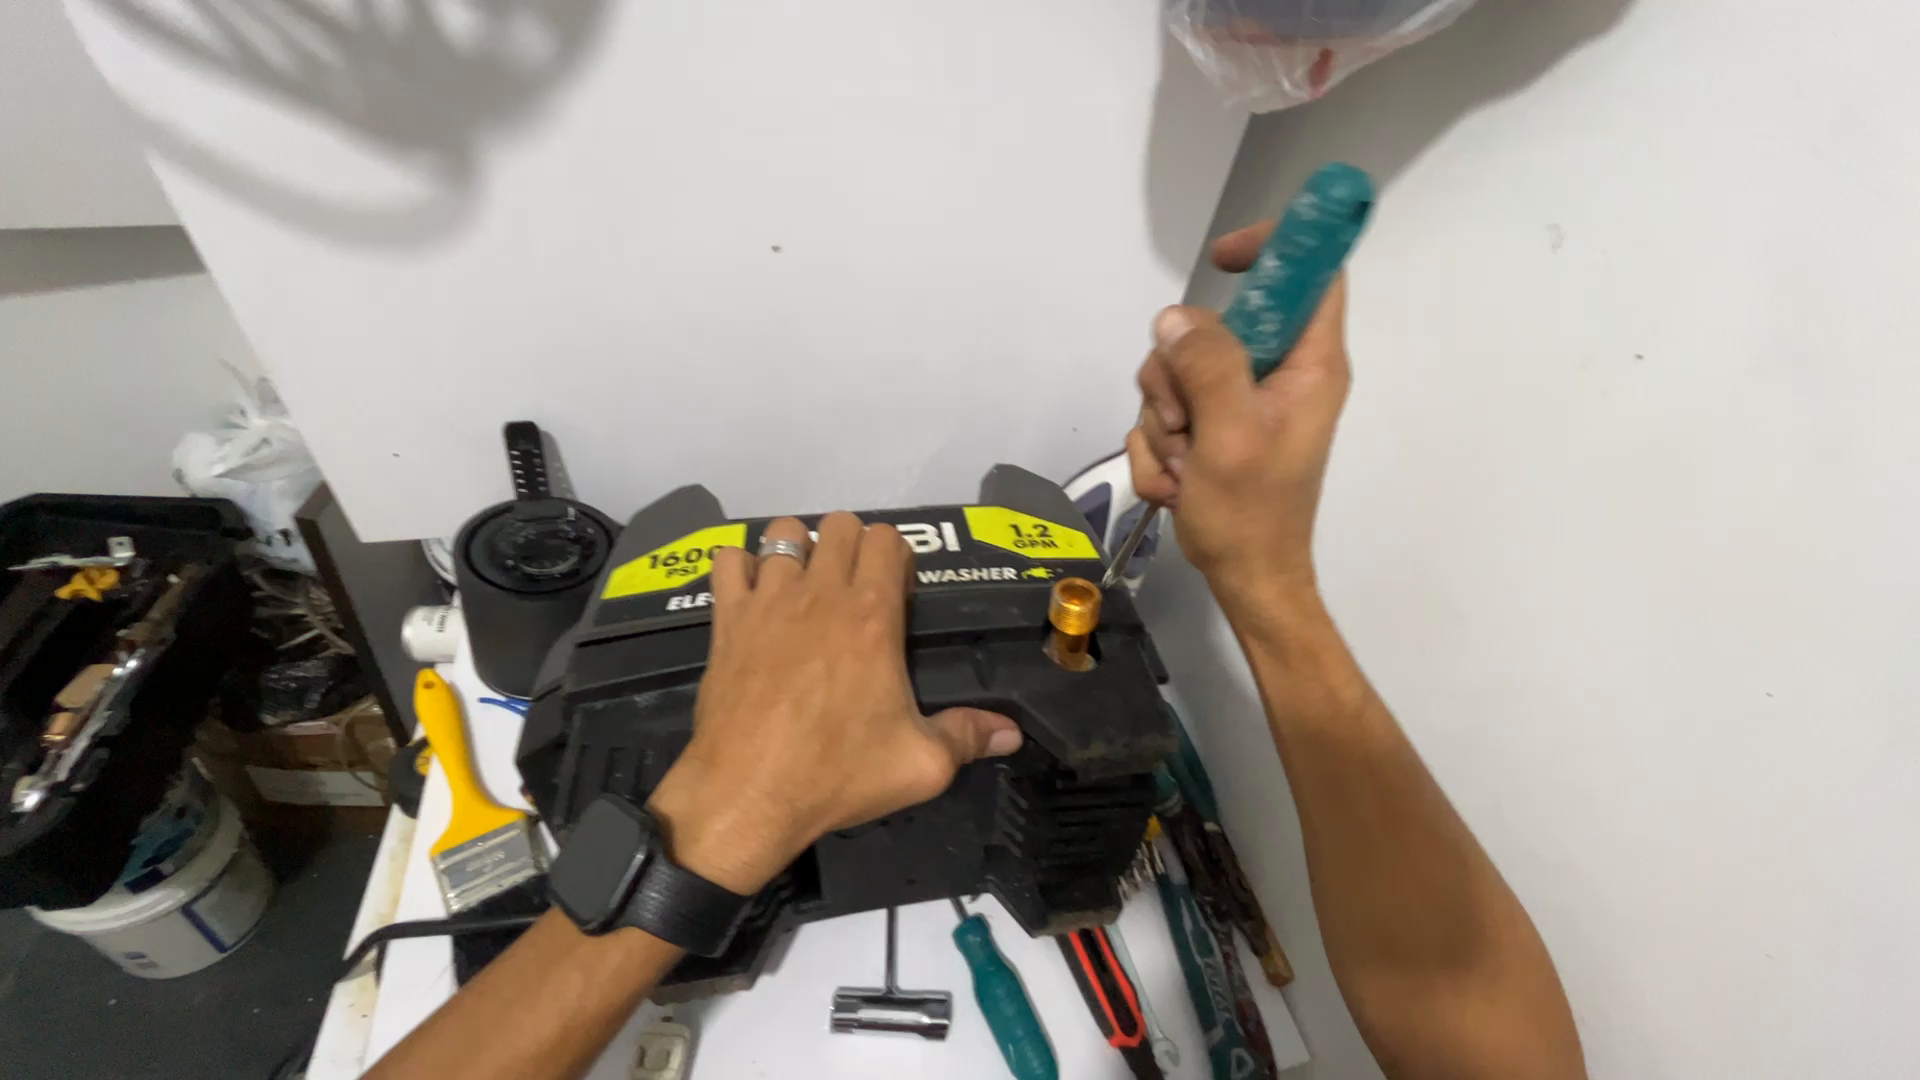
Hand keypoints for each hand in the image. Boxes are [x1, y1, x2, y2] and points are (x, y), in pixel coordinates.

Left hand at [645, 514, 1022, 893]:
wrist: (747, 796)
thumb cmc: (837, 773)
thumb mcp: (922, 765)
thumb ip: (969, 737)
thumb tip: (1012, 734)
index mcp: (873, 615)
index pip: (887, 539)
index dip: (897, 558)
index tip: (898, 594)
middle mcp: (821, 593)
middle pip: (840, 524)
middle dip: (854, 546)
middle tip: (857, 591)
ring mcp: (768, 601)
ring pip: (784, 532)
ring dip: (800, 549)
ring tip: (806, 588)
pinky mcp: (727, 619)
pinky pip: (728, 561)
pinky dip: (742, 567)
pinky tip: (754, 598)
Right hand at [1127, 220, 1350, 596]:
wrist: (1243, 576)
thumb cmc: (1252, 514)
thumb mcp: (1231, 437)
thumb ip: (1207, 369)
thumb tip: (1173, 320)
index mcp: (1307, 365)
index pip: (1309, 274)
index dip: (1274, 248)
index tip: (1221, 261)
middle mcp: (1273, 374)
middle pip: (1210, 329)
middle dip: (1177, 379)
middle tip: (1187, 426)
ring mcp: (1234, 402)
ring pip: (1173, 374)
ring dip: (1163, 424)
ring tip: (1186, 467)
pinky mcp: (1206, 428)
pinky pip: (1161, 414)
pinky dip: (1159, 450)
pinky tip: (1177, 483)